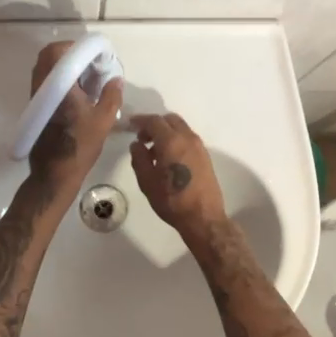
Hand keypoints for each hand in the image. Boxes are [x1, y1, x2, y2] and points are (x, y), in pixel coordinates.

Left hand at [28, 41, 124, 186]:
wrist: (55, 172)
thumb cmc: (80, 145)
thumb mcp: (104, 119)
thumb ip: (112, 95)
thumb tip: (115, 79)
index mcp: (57, 85)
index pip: (57, 51)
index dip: (75, 47)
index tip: (92, 54)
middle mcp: (42, 87)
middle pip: (49, 57)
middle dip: (70, 56)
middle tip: (89, 64)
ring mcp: (36, 97)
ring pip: (46, 70)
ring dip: (65, 68)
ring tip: (86, 79)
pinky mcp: (36, 108)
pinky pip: (46, 84)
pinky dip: (60, 81)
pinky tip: (78, 94)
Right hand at [130, 113, 226, 237]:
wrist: (202, 216)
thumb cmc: (171, 200)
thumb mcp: (147, 181)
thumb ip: (139, 158)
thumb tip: (137, 144)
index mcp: (171, 142)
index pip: (154, 121)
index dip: (140, 121)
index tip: (130, 126)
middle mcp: (188, 138)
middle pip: (170, 120)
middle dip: (154, 124)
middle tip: (142, 138)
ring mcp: (199, 146)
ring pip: (180, 128)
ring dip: (166, 132)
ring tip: (153, 151)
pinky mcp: (205, 156)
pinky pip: (188, 138)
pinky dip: (176, 140)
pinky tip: (168, 158)